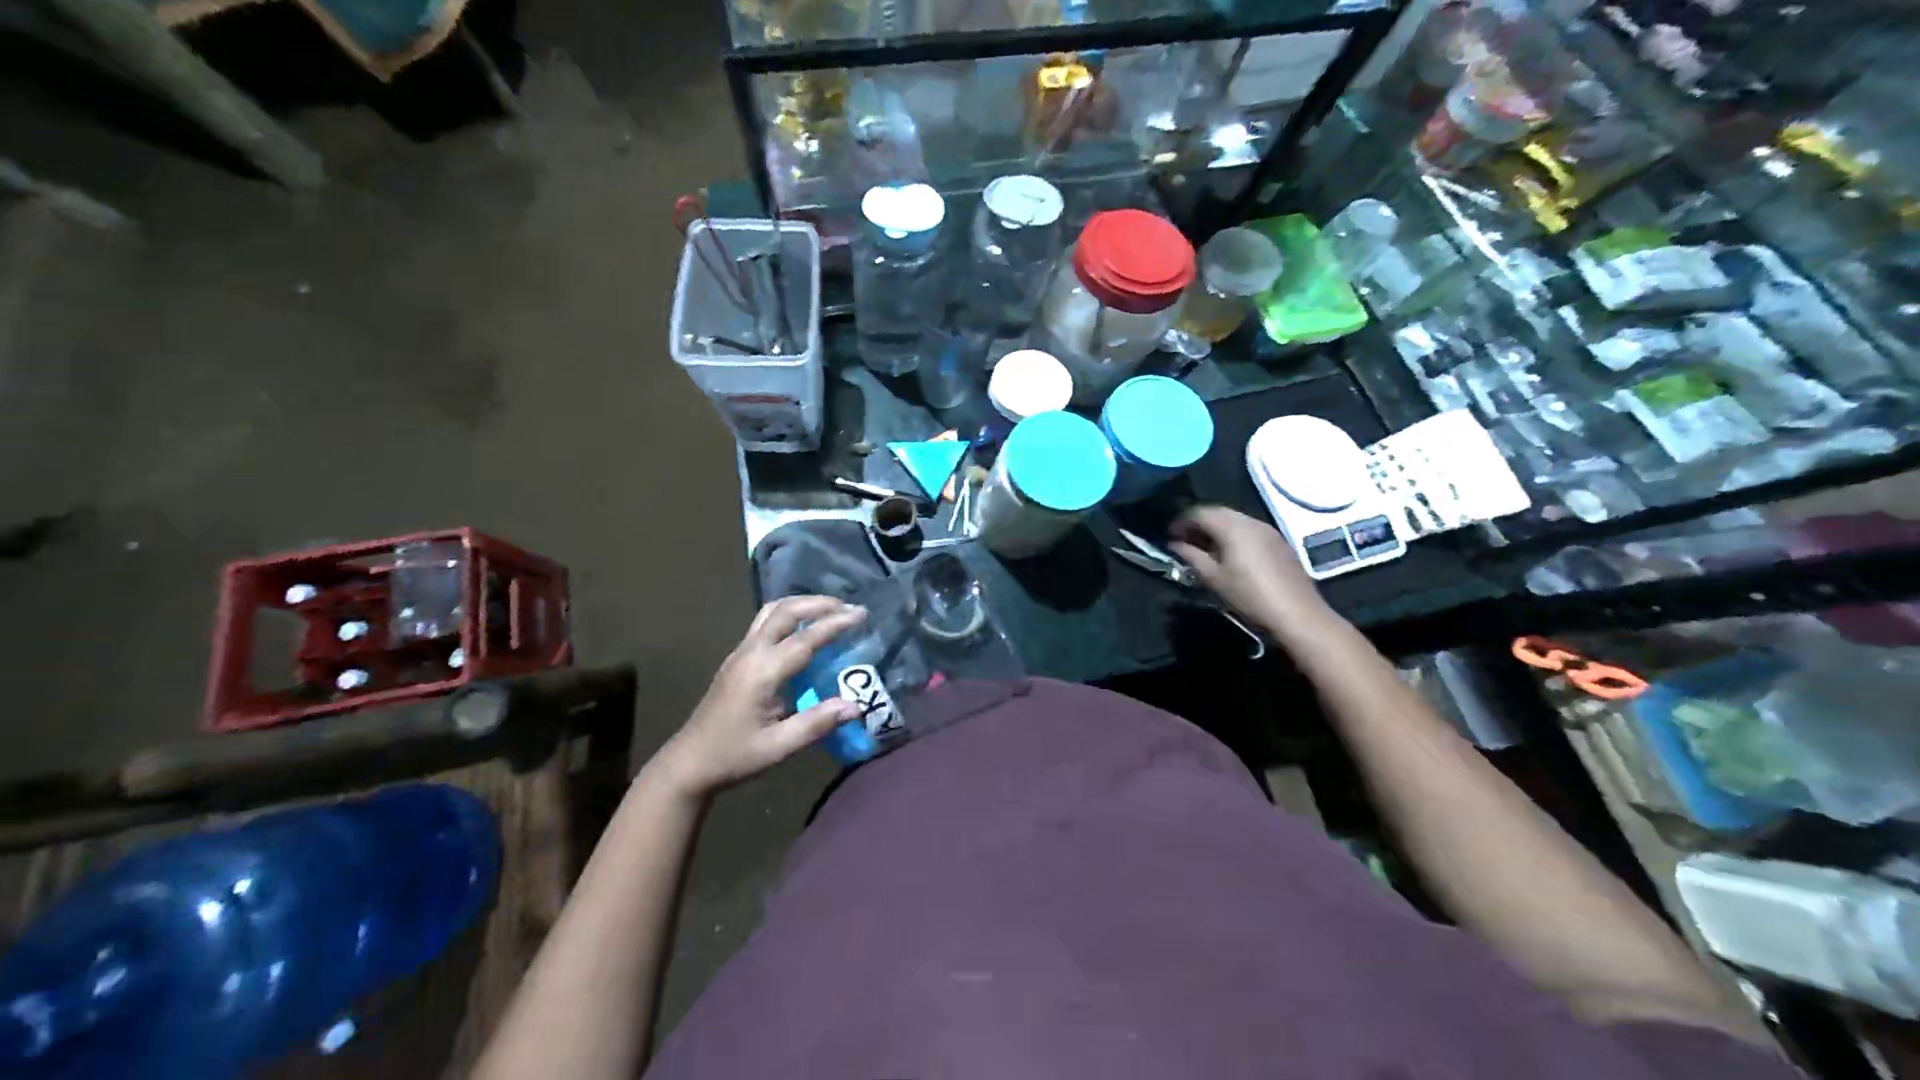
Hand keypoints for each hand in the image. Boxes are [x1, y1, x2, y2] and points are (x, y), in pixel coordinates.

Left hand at [651, 595, 867, 799]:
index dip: (835, 623)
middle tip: (850, 607)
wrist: (689, 764)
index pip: (805, 638)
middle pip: (785, 611)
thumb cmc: (734, 756)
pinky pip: (765, 623)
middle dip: (819, 604)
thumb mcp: (778, 747)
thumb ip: (817, 723)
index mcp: (762, 671)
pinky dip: (790, 615)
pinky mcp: (737, 659)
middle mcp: (750, 653)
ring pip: (772, 612)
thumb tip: (856, 706)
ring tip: (830, 610)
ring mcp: (740, 653)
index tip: (862, 613)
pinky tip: (805, 628)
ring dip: (802, 605)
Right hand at [1168, 506, 1340, 641]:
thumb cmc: (1249, 596)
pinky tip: (1229, 553)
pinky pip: (1248, 529)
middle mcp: (1250, 521)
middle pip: (1218, 512)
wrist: (1297, 613)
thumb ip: (1191, 556)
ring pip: (1234, 519)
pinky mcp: (1278, 541)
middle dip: (1198, 523)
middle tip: (1184, 540)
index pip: (1200, 513)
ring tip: (1204, 548)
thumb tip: (1175, 545)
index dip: (1181, 522)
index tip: (1169, 536)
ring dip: (1216, 528)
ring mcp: (1268, 530)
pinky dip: (1233, 534)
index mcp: (1232, 527)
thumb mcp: (1214, 578)